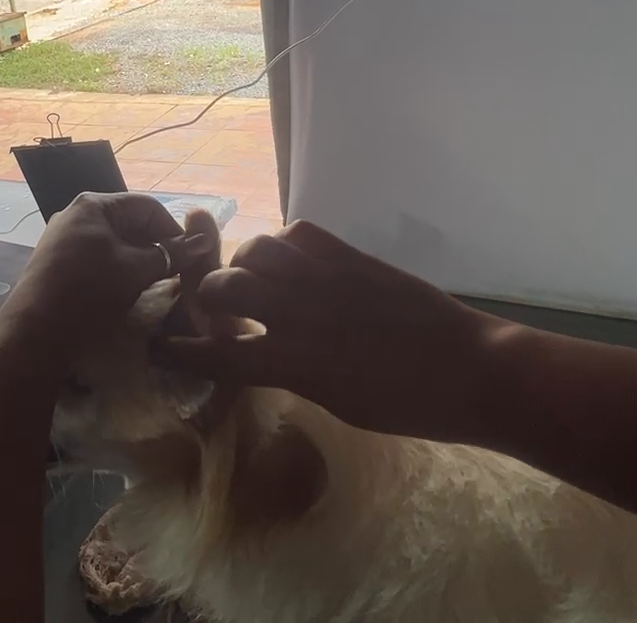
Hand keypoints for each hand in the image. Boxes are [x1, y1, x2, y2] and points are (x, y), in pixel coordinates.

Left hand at [0, 193, 203, 365]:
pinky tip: (127, 289)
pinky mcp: (57, 261)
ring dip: (138, 259)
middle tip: (177, 272)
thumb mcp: (135, 271)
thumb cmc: (88, 292)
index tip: (191, 258)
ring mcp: (64, 238)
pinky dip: (117, 268)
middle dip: (156, 245)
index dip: (174, 230)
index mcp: (94, 205)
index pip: (148, 207)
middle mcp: (76, 213)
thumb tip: (202, 243)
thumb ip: (170, 254)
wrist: (34, 333)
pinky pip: (98, 256)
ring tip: (155, 283)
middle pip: (130, 222)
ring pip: (115, 241)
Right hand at [157, 221, 520, 441]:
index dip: (186, 349)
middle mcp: (300, 312)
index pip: (221, 353)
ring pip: (257, 249)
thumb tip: (261, 352)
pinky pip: (298, 232)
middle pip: (227, 288)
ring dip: (244, 264)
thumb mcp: (336, 402)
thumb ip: (290, 371)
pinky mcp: (349, 255)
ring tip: (255, 278)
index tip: (166, 344)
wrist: (470, 370)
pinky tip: (291, 259)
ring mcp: (324, 276)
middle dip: (209, 296)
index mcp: (295, 362)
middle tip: (217, 306)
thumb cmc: (405, 405)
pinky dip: (284, 243)